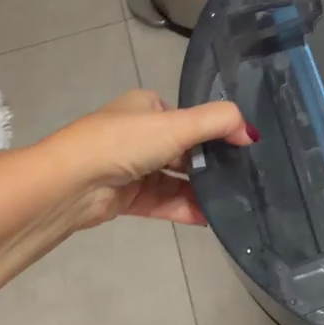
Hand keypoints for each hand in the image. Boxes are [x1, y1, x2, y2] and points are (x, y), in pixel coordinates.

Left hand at [44, 89, 255, 227]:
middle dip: (211, 163)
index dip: (216, 130)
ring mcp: (132, 167)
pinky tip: (210, 218)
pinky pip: (164, 201)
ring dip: (201, 189)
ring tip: (234, 200)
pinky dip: (185, 208)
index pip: (190, 117)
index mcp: (147, 106)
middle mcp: (140, 133)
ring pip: (175, 177)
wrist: (70, 185)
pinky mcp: (127, 197)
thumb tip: (253, 132)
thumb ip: (218, 122)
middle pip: (185, 148)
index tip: (245, 148)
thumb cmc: (124, 142)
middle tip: (244, 177)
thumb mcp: (176, 124)